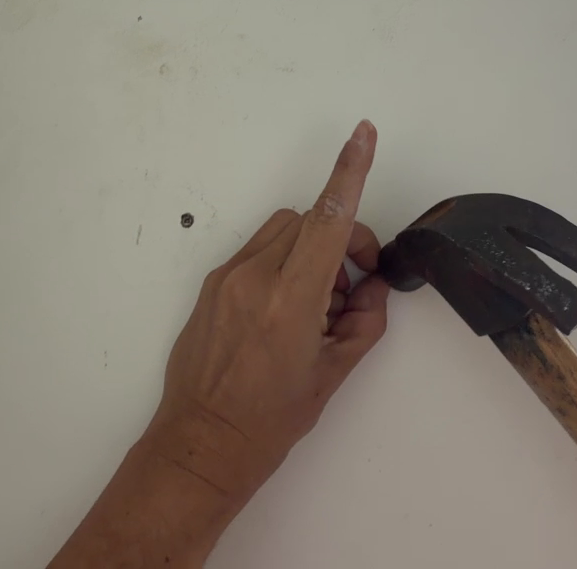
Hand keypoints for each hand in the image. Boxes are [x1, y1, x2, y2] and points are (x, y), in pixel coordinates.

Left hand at [145, 119, 388, 497]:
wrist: (202, 442)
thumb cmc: (269, 420)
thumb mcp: (332, 376)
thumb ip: (363, 322)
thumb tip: (374, 287)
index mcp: (289, 300)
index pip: (328, 220)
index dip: (350, 172)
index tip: (363, 134)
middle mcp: (254, 276)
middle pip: (309, 221)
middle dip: (340, 240)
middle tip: (350, 289)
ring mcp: (228, 276)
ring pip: (283, 231)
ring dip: (309, 252)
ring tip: (312, 306)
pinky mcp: (212, 281)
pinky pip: (258, 251)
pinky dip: (282, 264)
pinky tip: (282, 310)